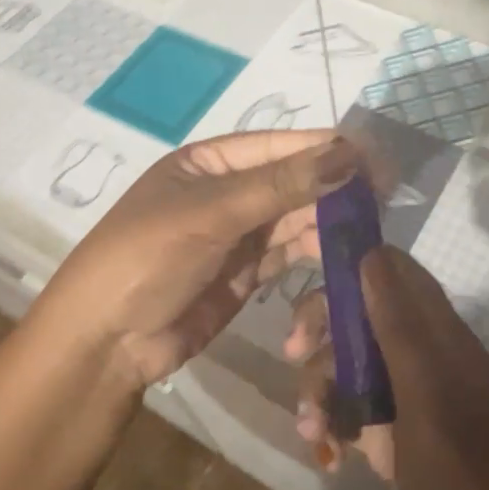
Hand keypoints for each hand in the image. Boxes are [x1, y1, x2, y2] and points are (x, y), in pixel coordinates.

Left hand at [39, 130, 360, 390]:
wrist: (105, 344)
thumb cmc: (145, 258)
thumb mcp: (211, 214)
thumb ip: (282, 185)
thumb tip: (349, 152)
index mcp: (210, 162)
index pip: (280, 146)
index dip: (327, 149)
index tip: (376, 159)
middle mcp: (228, 192)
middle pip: (293, 181)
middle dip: (334, 187)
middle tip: (384, 198)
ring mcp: (238, 235)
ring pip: (296, 218)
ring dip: (329, 221)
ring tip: (369, 229)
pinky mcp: (247, 275)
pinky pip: (289, 254)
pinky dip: (315, 253)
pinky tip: (342, 255)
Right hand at [285, 248, 488, 489]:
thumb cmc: (469, 478)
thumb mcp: (428, 397)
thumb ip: (399, 326)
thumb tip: (370, 253)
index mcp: (441, 336)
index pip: (395, 273)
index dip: (353, 268)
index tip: (310, 282)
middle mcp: (428, 357)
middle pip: (365, 317)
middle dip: (325, 332)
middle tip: (294, 355)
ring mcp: (416, 399)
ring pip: (355, 366)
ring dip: (324, 388)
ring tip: (312, 430)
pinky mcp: (404, 438)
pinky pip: (360, 411)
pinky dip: (337, 424)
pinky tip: (327, 452)